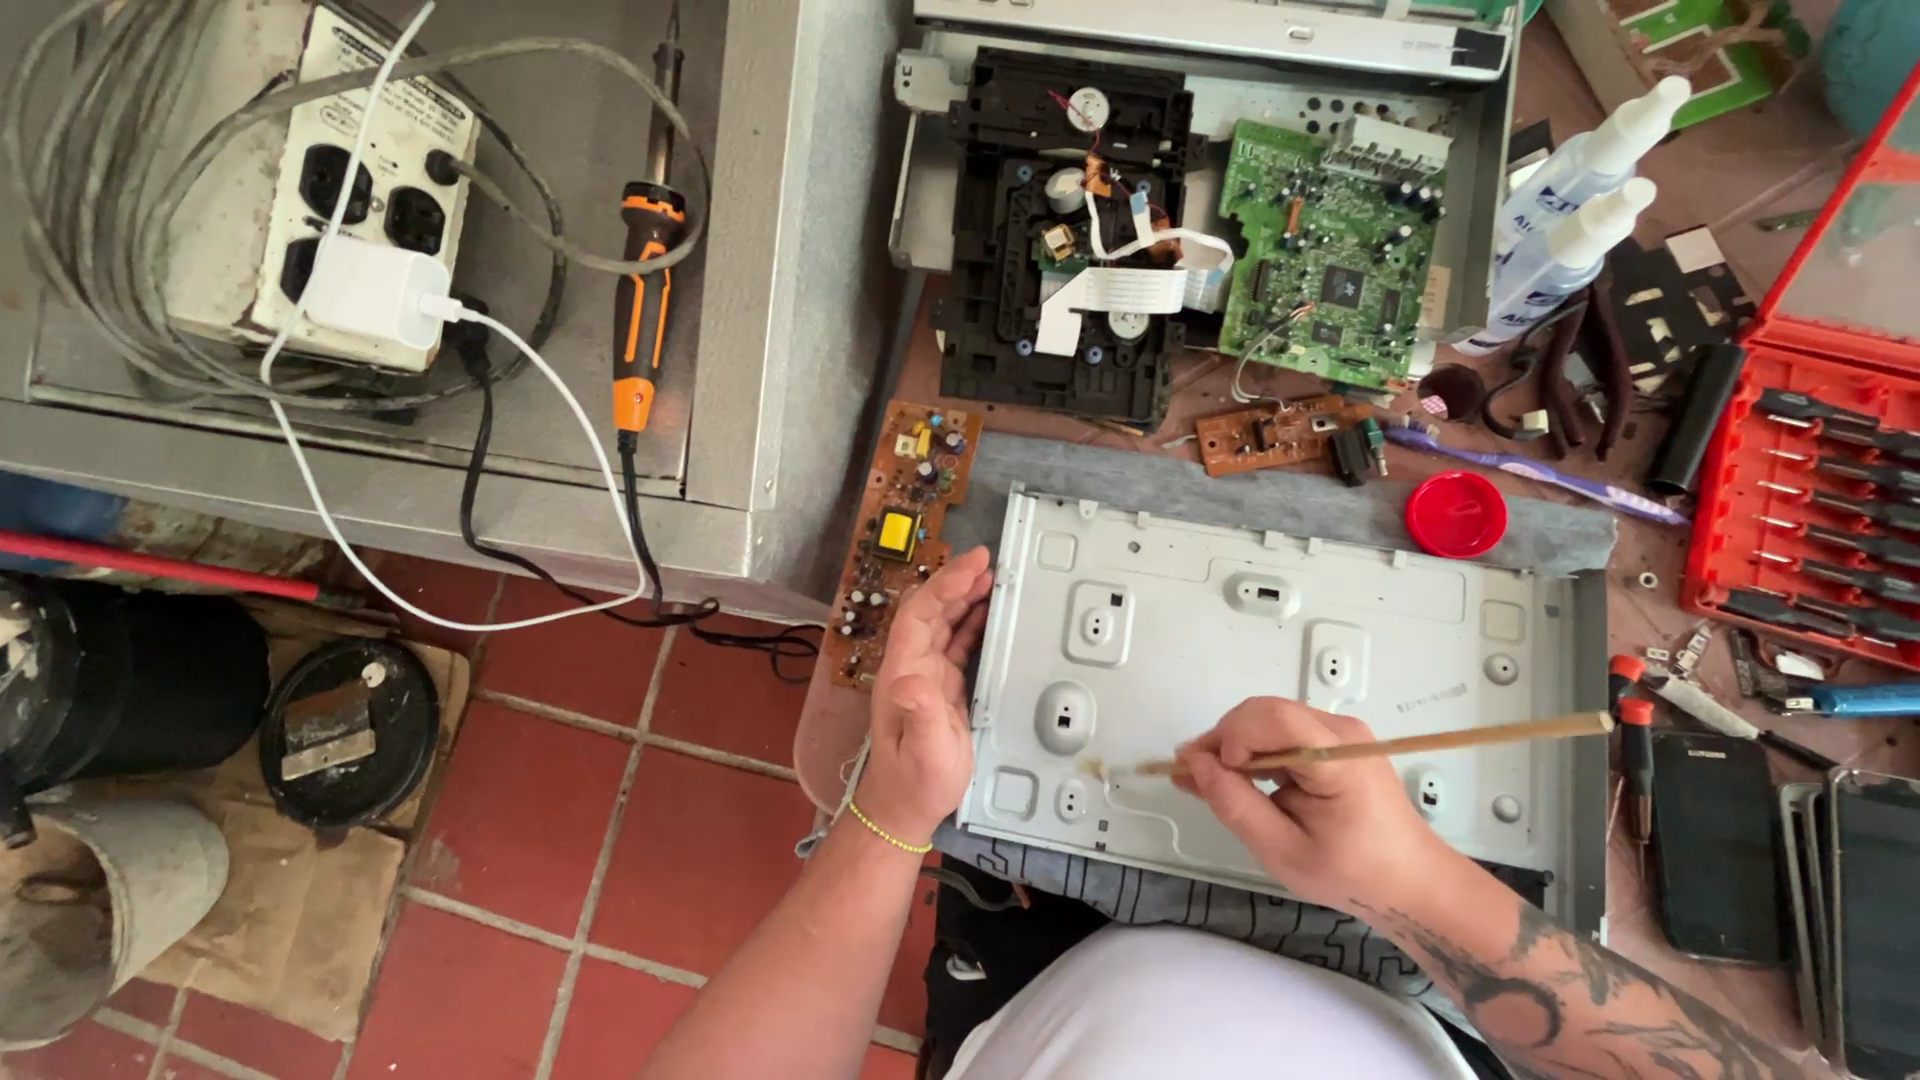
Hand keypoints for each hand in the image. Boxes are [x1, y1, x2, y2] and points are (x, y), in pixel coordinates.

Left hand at [856, 546, 993, 847]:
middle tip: (990, 562)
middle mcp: (912, 666)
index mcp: (903, 672)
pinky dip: (972, 623)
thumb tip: (911, 679)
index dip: (944, 585)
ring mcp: (927, 675)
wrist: (907, 807)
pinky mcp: (942, 687)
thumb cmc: (915, 781)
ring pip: (944, 623)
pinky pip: (956, 644)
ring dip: (966, 598)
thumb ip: (922, 715)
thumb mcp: (925, 750)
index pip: (920, 614)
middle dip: (957, 582)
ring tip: (994, 578)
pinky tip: (988, 613)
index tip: (971, 564)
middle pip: (931, 611)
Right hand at [1174, 697, 1452, 912]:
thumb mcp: (1284, 852)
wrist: (1411, 884)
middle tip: (1194, 778)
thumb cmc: (1353, 875)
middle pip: (1264, 713)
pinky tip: (1238, 777)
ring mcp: (1340, 733)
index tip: (1211, 774)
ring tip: (1209, 780)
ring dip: (1234, 744)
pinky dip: (1253, 748)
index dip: (1233, 737)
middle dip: (1223, 740)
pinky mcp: (1334, 741)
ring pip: (1267, 718)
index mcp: (1339, 759)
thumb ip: (1236, 806)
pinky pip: (1281, 730)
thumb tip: (1195, 765)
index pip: (1274, 719)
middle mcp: (1341, 732)